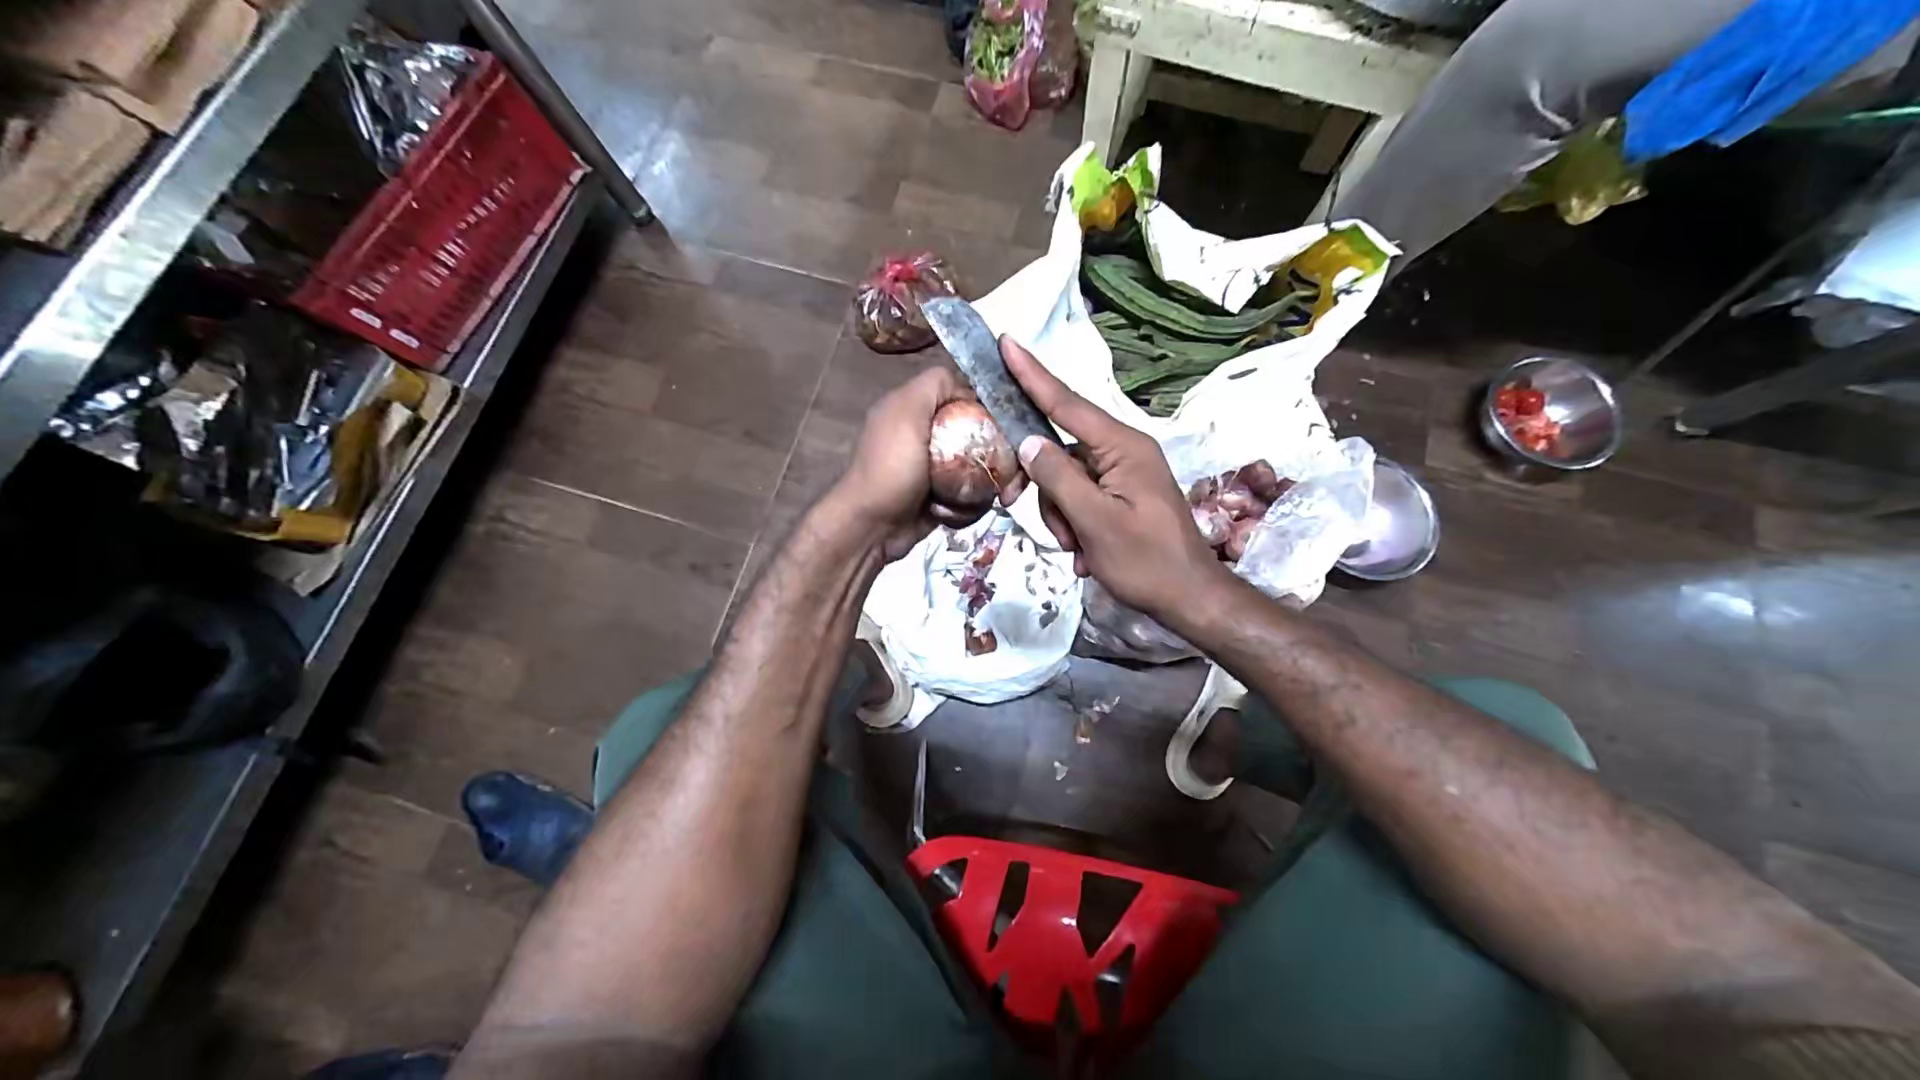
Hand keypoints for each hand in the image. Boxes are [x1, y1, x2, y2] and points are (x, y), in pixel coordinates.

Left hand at [829, 366, 993, 559]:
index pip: (962, 395)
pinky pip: (969, 495)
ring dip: (983, 483)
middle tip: (1011, 466)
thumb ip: (934, 385)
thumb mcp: (906, 411)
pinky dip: (969, 504)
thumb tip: (966, 384)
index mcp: (915, 409)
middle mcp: (925, 436)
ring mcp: (933, 470)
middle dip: (995, 450)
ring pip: (977, 467)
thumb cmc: (890, 468)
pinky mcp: (941, 498)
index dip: (986, 404)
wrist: (871, 528)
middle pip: (976, 433)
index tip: (1008, 421)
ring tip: (992, 493)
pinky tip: (961, 511)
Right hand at [1000, 336, 1226, 620]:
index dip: (1032, 374)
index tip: (1006, 343)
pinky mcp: (1122, 494)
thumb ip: (1058, 478)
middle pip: (1059, 452)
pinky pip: (1080, 498)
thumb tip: (1028, 441)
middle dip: (1049, 492)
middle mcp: (1123, 450)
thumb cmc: (1146, 561)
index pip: (1067, 403)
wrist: (1189, 598)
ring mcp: (1123, 473)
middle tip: (1057, 532)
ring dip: (1063, 517)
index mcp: (1122, 446)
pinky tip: (1087, 554)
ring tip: (1080, 550)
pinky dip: (1076, 525)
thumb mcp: (1095, 521)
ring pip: (1065, 480)